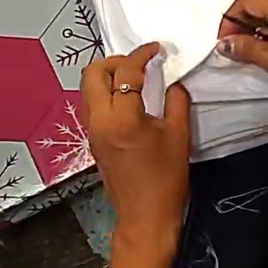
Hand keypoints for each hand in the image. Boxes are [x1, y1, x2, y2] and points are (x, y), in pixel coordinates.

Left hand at [81, 43, 190, 267]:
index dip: (142, 54)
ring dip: (108, 76)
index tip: (156, 50)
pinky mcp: (93, 141)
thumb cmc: (166, 180)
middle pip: (93, 73)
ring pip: (88, 89)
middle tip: (139, 63)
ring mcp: (92, 131)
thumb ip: (176, 100)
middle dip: (116, 61)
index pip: (126, 72)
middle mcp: (99, 121)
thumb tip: (172, 81)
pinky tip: (129, 99)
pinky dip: (106, 93)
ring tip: (134, 79)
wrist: (146, 217)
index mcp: (121, 118)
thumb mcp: (179, 135)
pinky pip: (93, 105)